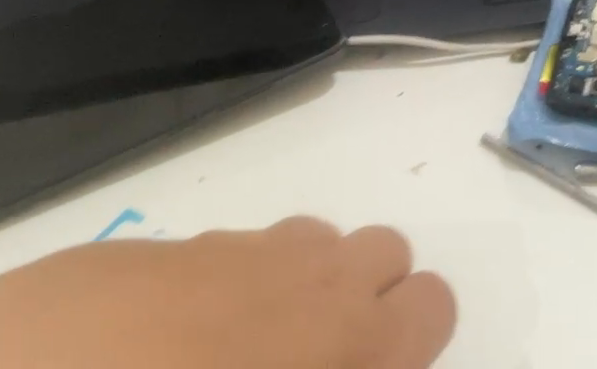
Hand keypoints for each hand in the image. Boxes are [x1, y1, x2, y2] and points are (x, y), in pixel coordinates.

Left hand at [0, 219, 455, 368]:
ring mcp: (235, 252)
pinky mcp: (168, 248)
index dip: (414, 344)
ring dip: (306, 285)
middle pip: (389, 252)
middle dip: (370, 301)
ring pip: (317, 240)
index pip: (433, 305)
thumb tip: (348, 368)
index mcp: (340, 340)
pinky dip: (235, 283)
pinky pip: (240, 246)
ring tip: (241, 356)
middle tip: (312, 368)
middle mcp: (306, 280)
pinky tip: (163, 346)